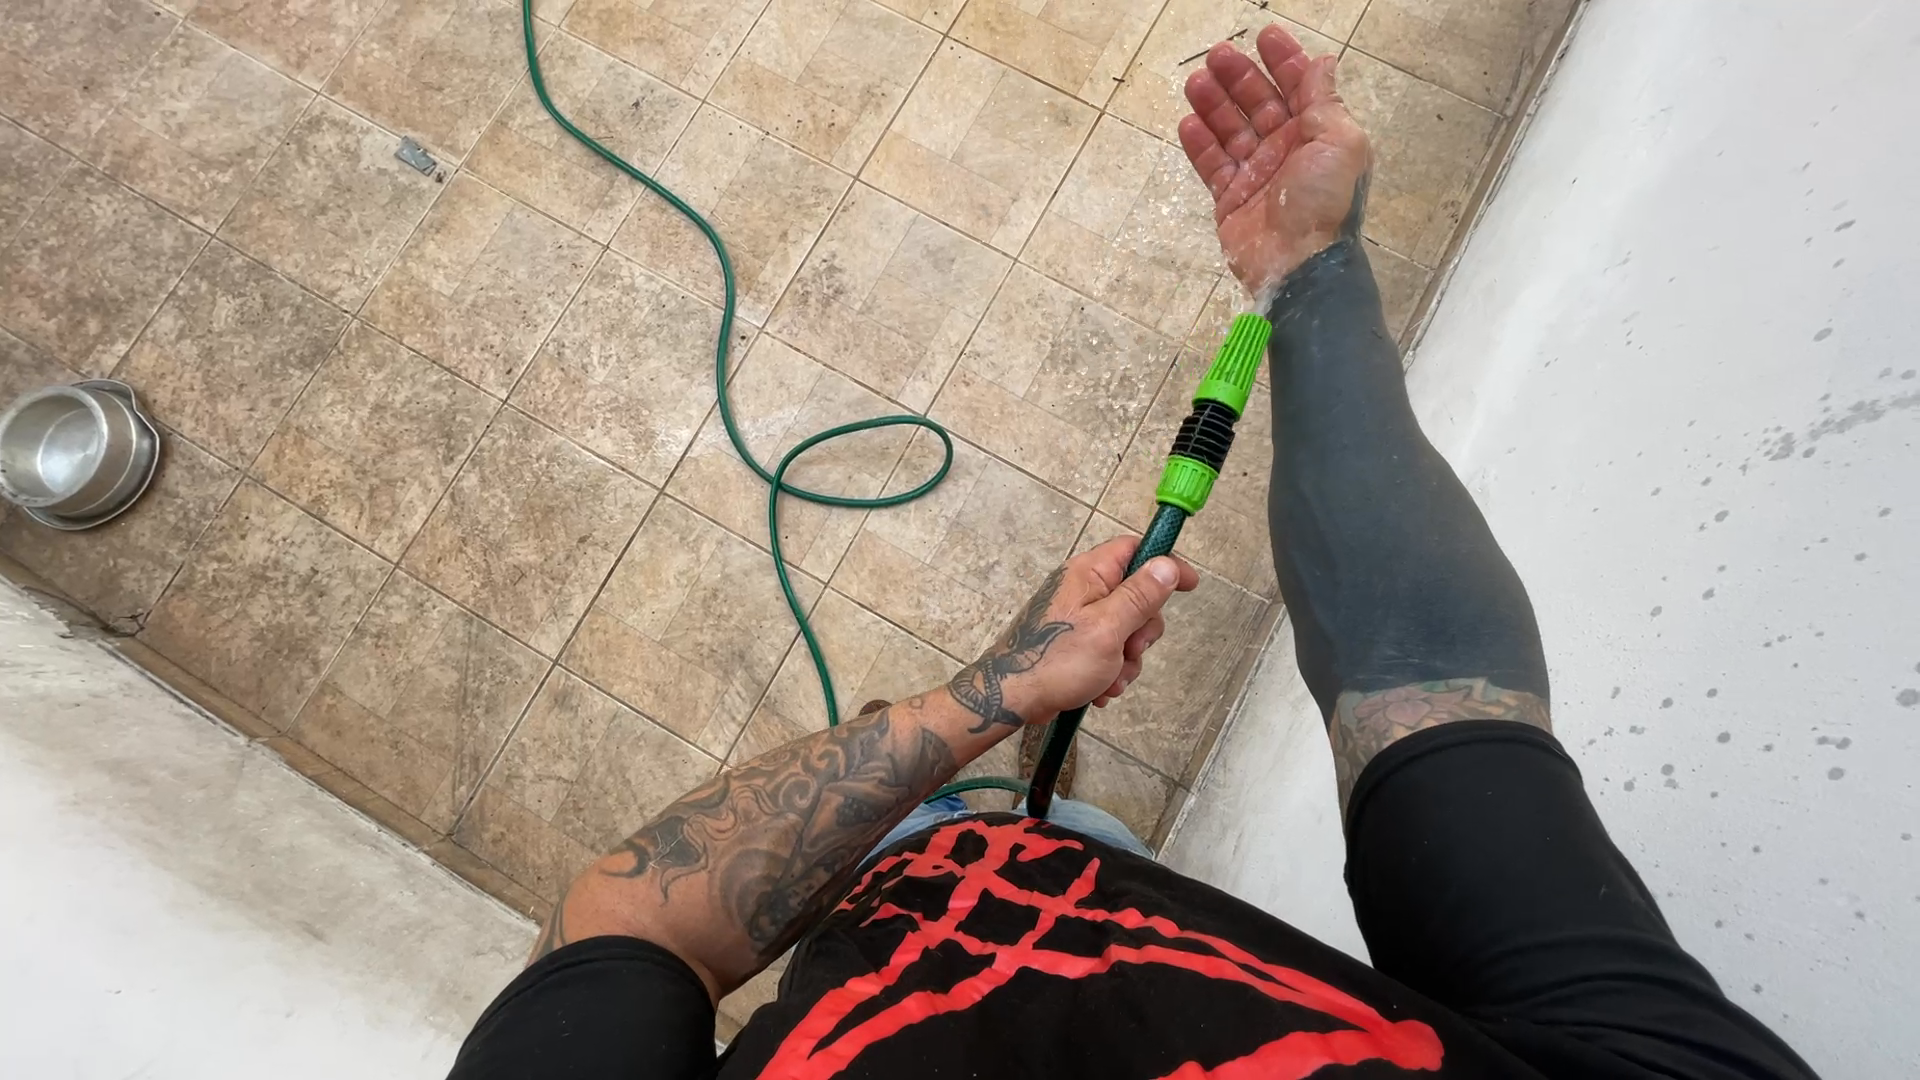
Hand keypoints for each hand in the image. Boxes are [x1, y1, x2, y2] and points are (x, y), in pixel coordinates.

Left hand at [946, 536, 1199, 732]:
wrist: (1010, 698)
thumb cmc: (1053, 660)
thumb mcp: (1108, 628)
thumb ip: (1139, 596)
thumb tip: (1167, 565)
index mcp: (1088, 574)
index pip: (1134, 550)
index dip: (1164, 564)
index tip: (1190, 586)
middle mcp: (1082, 589)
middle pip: (1136, 596)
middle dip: (1141, 632)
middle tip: (1130, 651)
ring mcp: (1077, 617)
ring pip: (1125, 631)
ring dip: (1126, 660)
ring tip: (1108, 679)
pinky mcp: (1073, 643)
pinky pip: (1107, 651)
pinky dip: (1109, 671)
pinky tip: (1097, 689)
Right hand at [1178, 25, 1371, 300]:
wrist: (1297, 263)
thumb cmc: (1325, 203)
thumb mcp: (1340, 143)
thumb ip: (1325, 102)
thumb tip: (1322, 62)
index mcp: (1317, 134)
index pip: (1298, 87)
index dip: (1283, 60)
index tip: (1264, 36)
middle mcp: (1286, 150)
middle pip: (1259, 104)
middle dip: (1239, 78)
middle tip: (1216, 55)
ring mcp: (1256, 175)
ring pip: (1231, 131)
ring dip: (1214, 106)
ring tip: (1195, 83)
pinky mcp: (1230, 200)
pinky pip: (1212, 166)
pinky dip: (1200, 145)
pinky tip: (1188, 123)